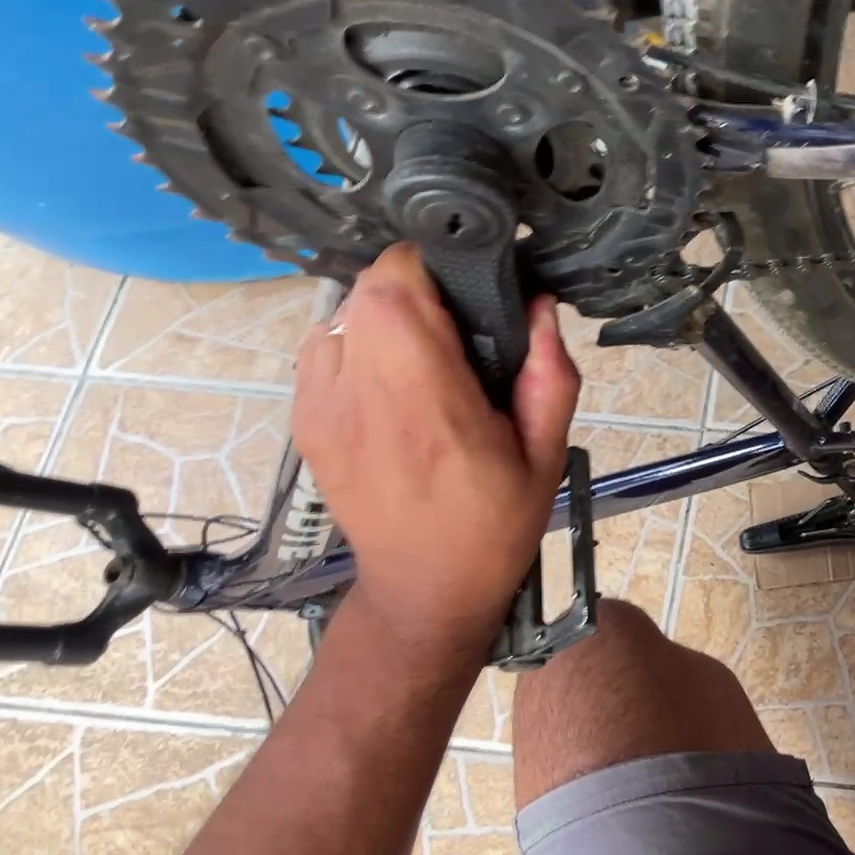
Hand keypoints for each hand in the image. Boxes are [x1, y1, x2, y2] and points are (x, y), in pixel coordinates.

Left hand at [292, 243, 580, 658]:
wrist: (426, 586)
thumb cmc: (497, 524)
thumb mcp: (547, 455)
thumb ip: (549, 377)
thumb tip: (540, 306)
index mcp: (432, 410)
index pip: (395, 291)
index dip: (431, 268)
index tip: (470, 288)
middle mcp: (362, 401)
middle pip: (365, 292)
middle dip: (416, 288)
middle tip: (460, 326)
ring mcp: (322, 410)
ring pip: (341, 314)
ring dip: (387, 316)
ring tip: (428, 357)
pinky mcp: (305, 420)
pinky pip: (325, 348)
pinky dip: (361, 344)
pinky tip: (396, 381)